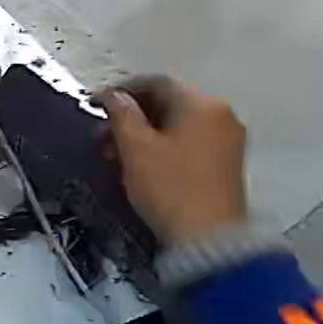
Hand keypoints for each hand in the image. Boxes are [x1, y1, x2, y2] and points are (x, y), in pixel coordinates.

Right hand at [96, 77, 248, 244]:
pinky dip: (163, 147)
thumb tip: (113, 95)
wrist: (209, 241)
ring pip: (177, 125)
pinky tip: (142, 166)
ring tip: (116, 156)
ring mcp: (228, 140)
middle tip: (102, 136)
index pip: (156, 82)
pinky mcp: (227, 164)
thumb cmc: (168, 188)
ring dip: (144, 134)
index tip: (94, 104)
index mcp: (201, 103)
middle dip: (131, 117)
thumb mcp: (136, 148)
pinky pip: (189, 142)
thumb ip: (121, 113)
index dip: (121, 90)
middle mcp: (221, 114)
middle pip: (168, 103)